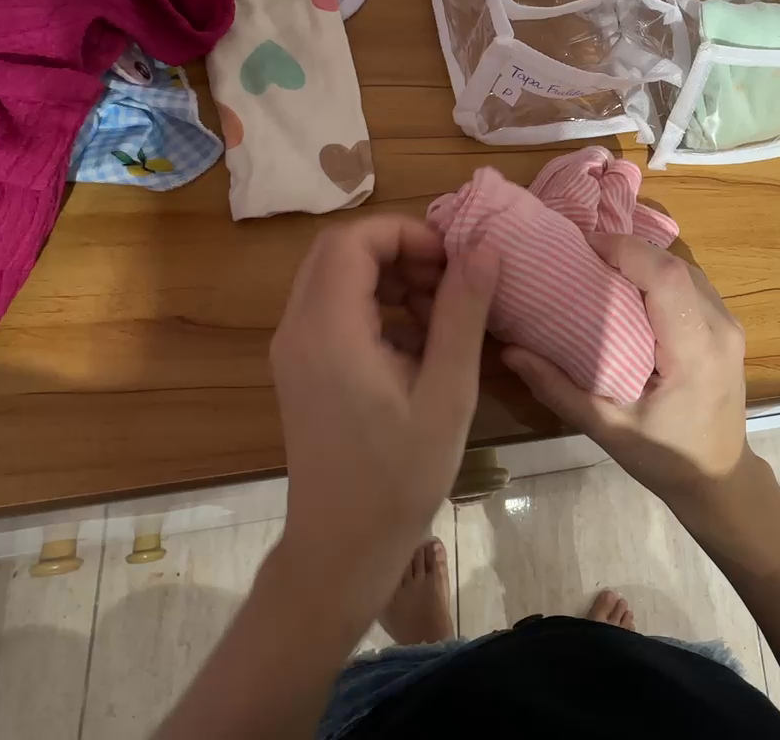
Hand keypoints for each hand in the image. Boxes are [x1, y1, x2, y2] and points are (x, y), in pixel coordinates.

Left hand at [269, 215, 497, 593]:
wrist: (343, 545)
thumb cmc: (400, 474)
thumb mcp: (447, 391)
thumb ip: (462, 313)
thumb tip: (484, 249)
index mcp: (329, 331)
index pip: (353, 240)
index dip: (407, 233)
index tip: (455, 261)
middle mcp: (299, 330)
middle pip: (340, 250)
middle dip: (401, 250)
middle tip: (452, 280)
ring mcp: (295, 349)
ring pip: (336, 276)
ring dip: (391, 276)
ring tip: (441, 311)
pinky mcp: (303, 367)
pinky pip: (336, 307)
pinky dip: (378, 303)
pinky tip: (419, 340)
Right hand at [502, 233, 749, 510]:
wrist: (719, 479)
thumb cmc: (664, 458)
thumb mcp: (607, 428)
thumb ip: (559, 387)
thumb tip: (511, 351)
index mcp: (695, 350)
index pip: (666, 277)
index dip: (627, 250)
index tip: (585, 247)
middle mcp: (721, 328)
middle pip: (677, 266)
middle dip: (632, 251)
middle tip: (587, 256)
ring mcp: (730, 326)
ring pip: (689, 270)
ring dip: (648, 261)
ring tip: (605, 266)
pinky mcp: (728, 329)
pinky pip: (695, 287)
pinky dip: (663, 277)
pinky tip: (633, 287)